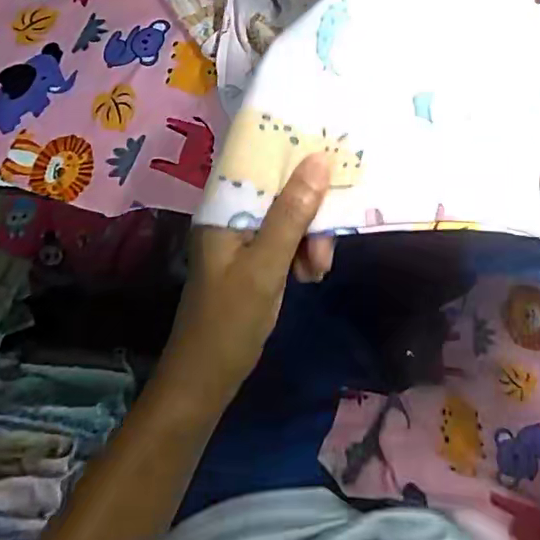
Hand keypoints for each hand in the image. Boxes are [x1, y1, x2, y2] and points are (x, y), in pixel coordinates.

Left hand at [160, 155, 333, 406]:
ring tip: (316, 272)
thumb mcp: (266, 265)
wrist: (205, 380)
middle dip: (309, 216)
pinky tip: (309, 276)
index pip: (261, 163)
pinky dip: (300, 255)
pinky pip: (283, 241)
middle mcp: (229, 215)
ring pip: (287, 219)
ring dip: (308, 240)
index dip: (297, 161)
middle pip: (279, 193)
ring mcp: (240, 238)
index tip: (333, 169)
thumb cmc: (230, 321)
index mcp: (222, 208)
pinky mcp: (250, 260)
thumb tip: (319, 160)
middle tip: (322, 252)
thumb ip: (292, 214)